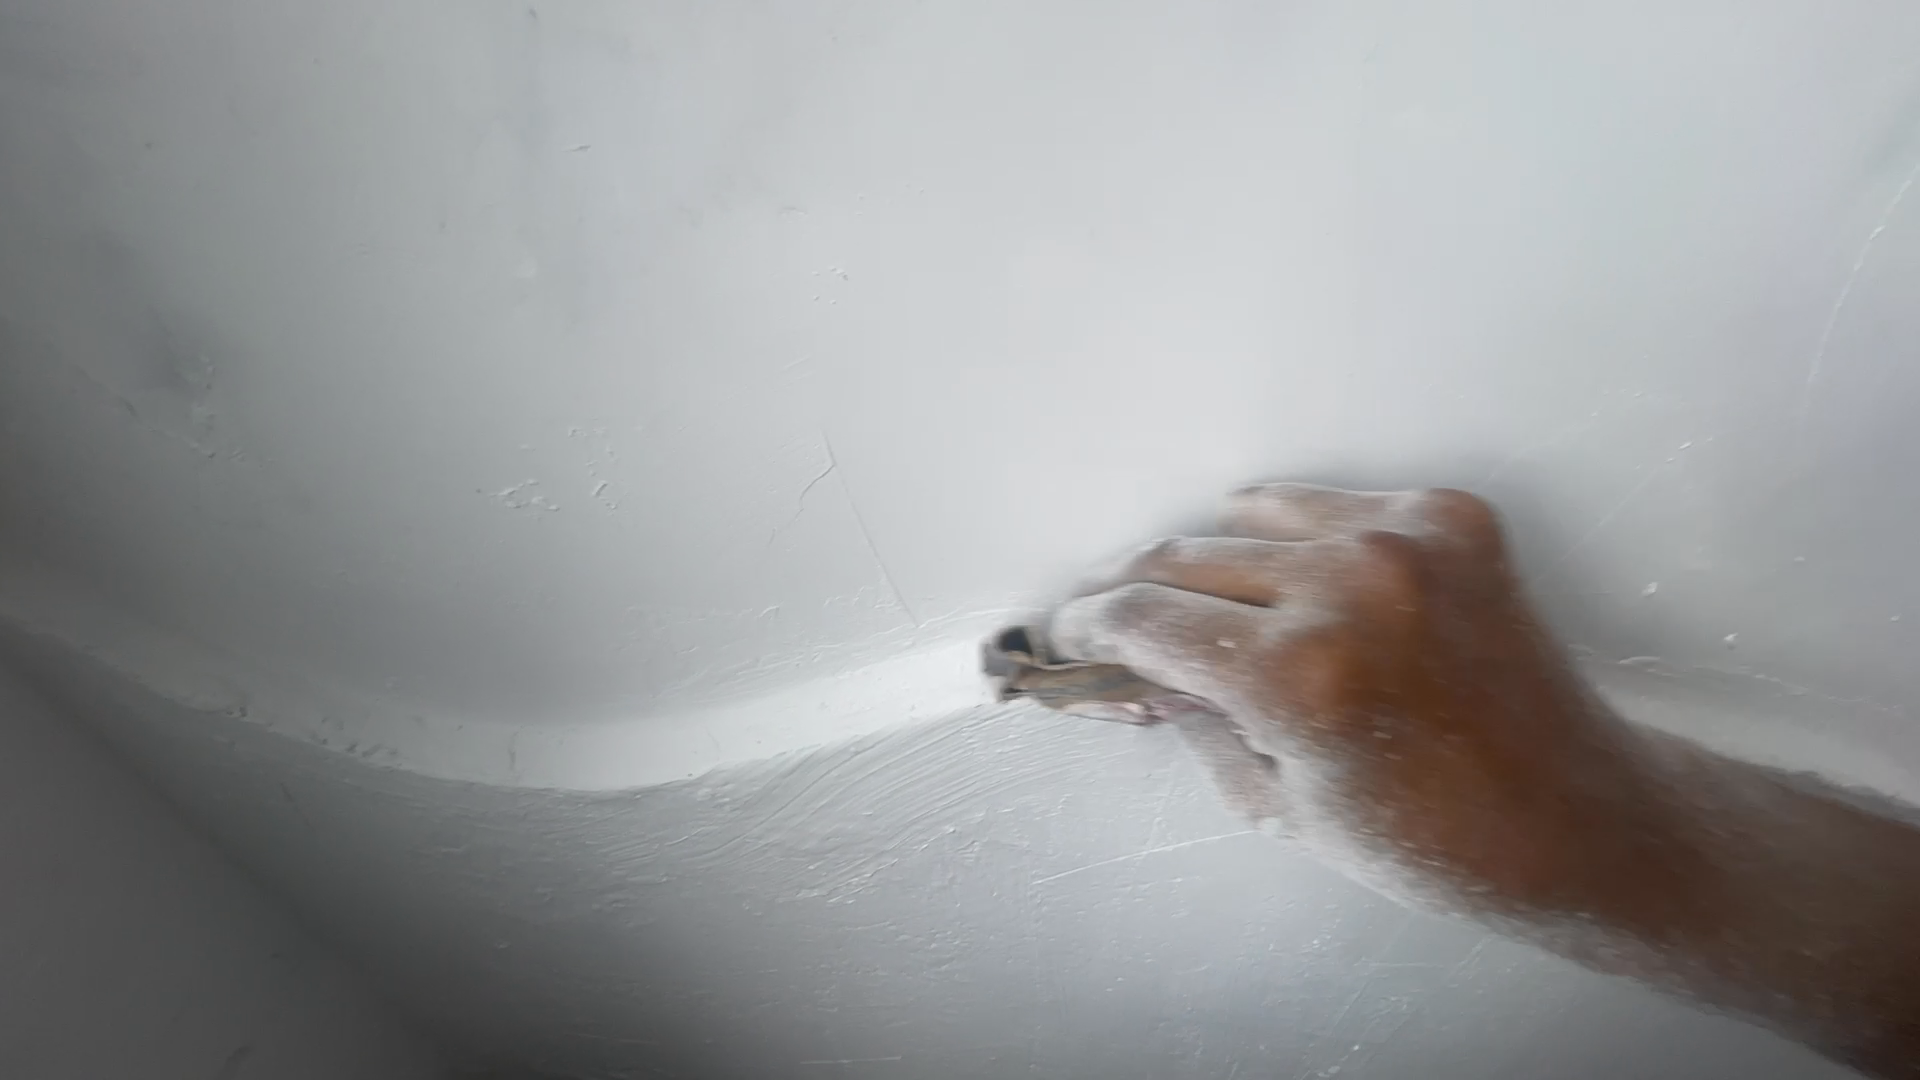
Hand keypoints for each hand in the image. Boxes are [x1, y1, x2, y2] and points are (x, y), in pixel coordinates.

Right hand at [1047, 483, 1703, 928]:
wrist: (1583, 819)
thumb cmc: (1423, 841)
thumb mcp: (1270, 799)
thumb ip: (1185, 715)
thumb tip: (1127, 664)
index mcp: (1298, 677)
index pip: (1141, 618)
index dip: (1086, 622)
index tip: (1066, 629)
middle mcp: (1346, 586)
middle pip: (1174, 559)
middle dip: (1121, 589)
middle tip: (1103, 615)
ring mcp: (1400, 539)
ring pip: (1232, 523)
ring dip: (1190, 564)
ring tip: (1183, 600)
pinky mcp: (1442, 517)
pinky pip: (1307, 502)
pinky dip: (1266, 531)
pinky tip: (1261, 566)